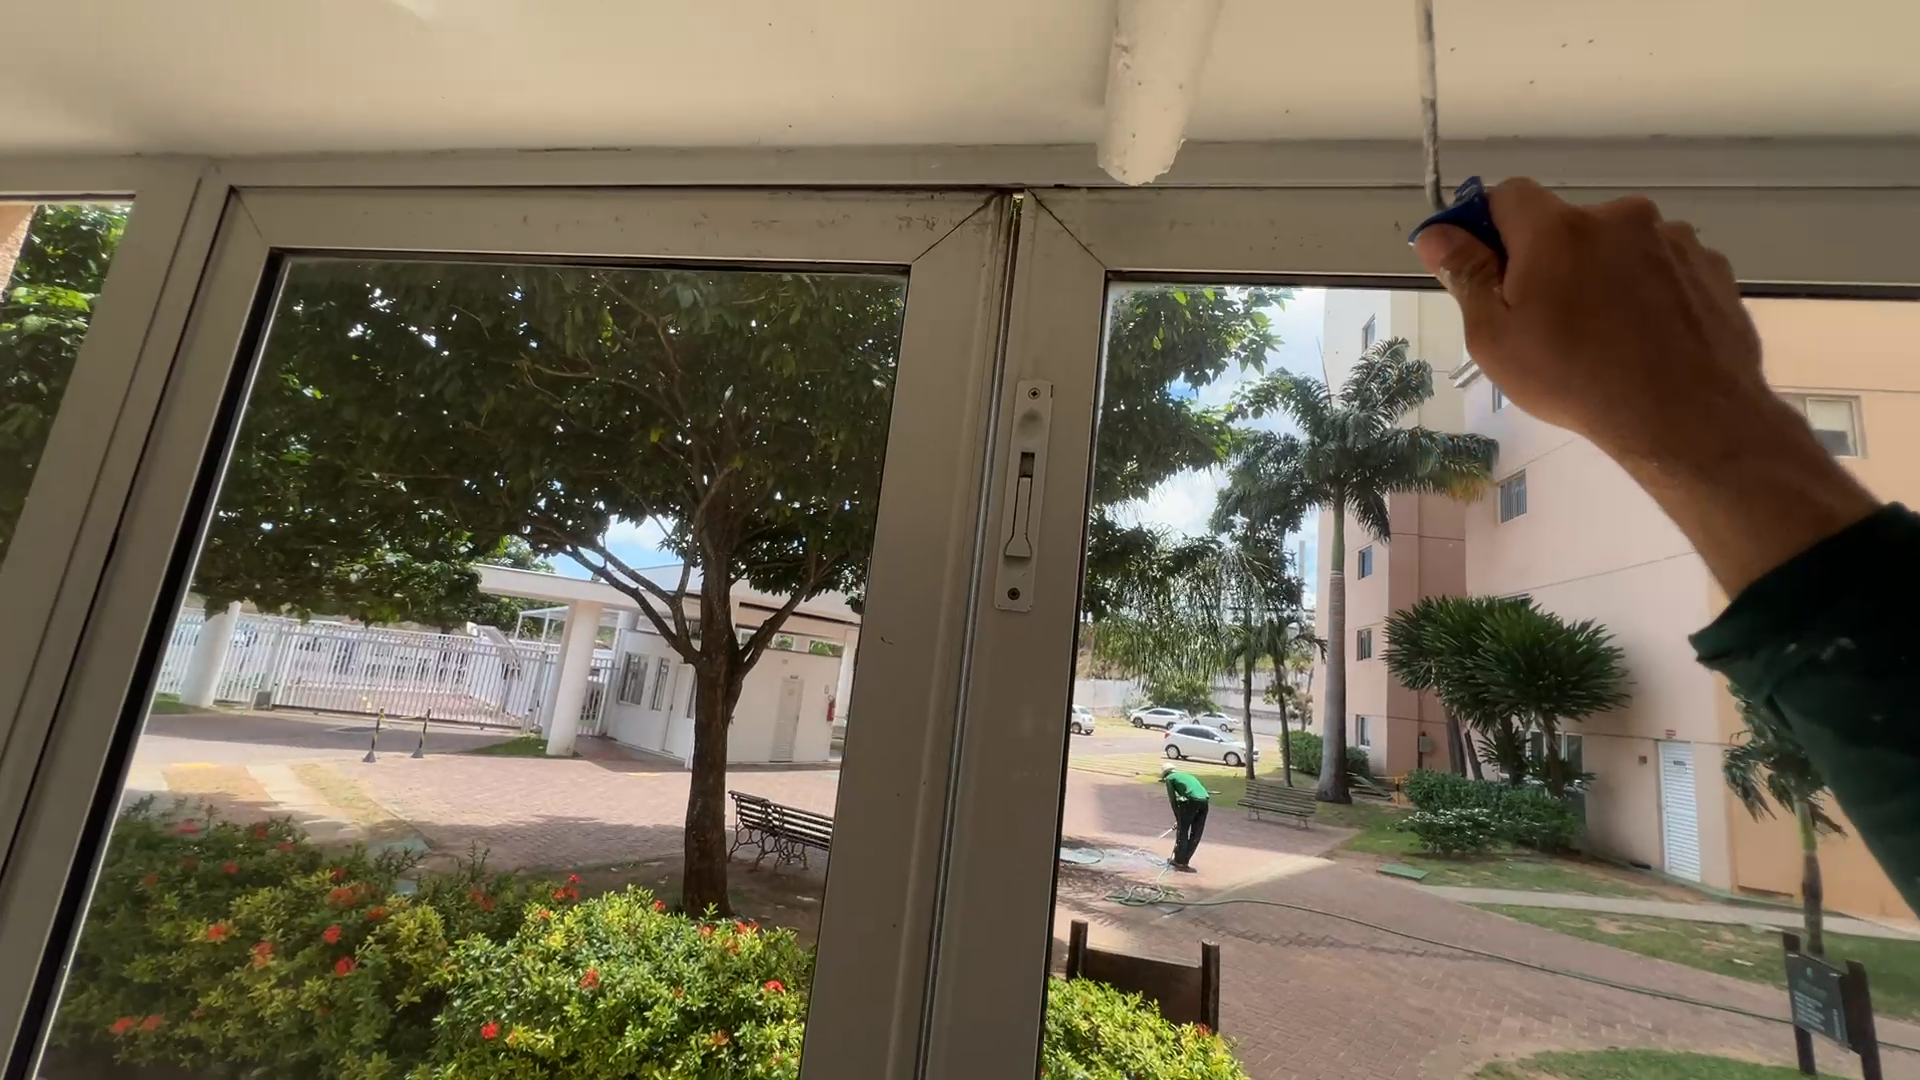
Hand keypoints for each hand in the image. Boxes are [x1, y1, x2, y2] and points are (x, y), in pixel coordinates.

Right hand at [1414, 178, 1773, 465]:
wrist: (1681, 411)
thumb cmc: (1566, 375)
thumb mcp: (1492, 334)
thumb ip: (1466, 275)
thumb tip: (1435, 234)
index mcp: (1557, 230)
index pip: (1507, 195)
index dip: (1484, 225)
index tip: (1478, 268)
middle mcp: (1618, 217)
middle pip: (1560, 225)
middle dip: (1540, 260)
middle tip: (1533, 320)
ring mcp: (1671, 239)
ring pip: (1609, 246)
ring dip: (1591, 274)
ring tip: (1591, 333)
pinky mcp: (1708, 265)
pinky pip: (1653, 266)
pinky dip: (1635, 290)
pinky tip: (1632, 335)